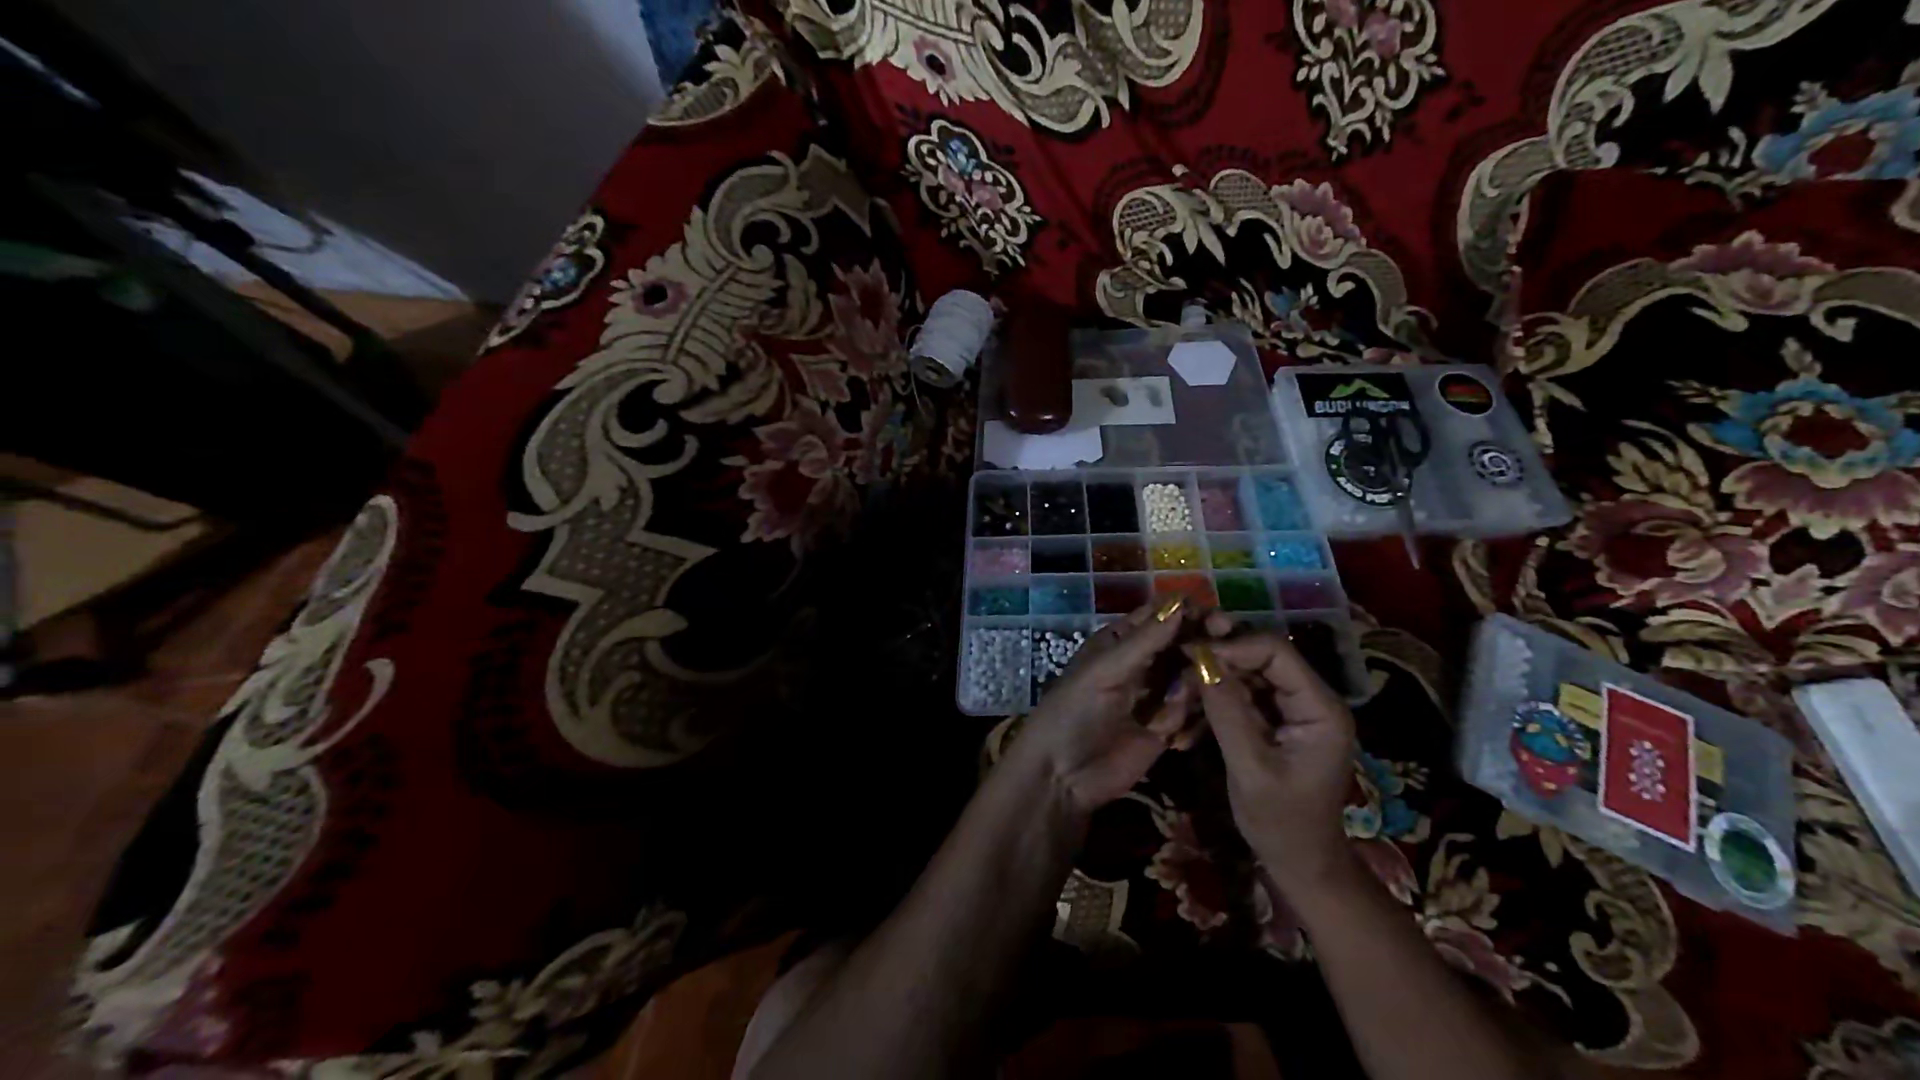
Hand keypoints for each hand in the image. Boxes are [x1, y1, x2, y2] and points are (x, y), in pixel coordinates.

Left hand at [1010, 596, 1202, 819]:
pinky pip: (1192, 713)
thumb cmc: (1074, 712)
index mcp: (1120, 641)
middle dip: (1202, 649)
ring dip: (1195, 687)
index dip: (1187, 614)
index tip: (1217, 617)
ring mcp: (1156, 695)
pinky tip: (1170, 735)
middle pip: (1182, 646)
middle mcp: (1142, 663)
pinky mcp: (1167, 727)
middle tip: (1226, 653)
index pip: (1160, 618)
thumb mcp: (1106, 671)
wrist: (1062, 774)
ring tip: (1178, 707)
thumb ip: (1145, 640)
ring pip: (1192, 679)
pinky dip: (1190, 720)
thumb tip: (1180, 602)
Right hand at [1187, 633, 1356, 896]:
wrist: (1299, 862)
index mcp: (1320, 708)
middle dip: (1216, 661)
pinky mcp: (1273, 720)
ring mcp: (1291, 709)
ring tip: (1176, 700)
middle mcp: (1310, 699)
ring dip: (1208, 683)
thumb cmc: (1281, 822)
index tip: (1189, 656)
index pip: (1276, 652)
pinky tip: (1185, 720)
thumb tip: (1200, 661)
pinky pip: (1239, 696)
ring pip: (1244, 674)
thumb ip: (1227, 712)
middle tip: (1176, 670)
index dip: (1232, 646)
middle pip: (1259, 657)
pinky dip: (1211, 702)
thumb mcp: (1250, 768)